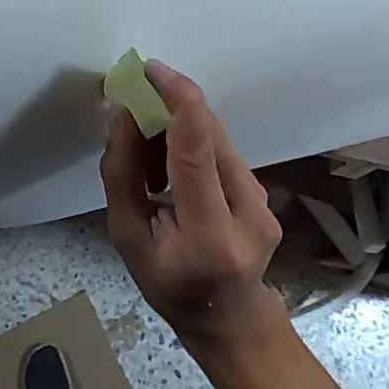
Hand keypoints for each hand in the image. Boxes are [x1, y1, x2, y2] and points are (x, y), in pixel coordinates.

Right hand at [100, 60, 285, 348]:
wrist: (230, 317)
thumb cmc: (168, 284)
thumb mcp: (127, 237)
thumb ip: (122, 173)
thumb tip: (125, 112)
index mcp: (211, 235)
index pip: (197, 151)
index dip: (178, 101)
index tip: (152, 70)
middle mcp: (250, 213)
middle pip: (209, 135)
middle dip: (169, 108)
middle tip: (134, 109)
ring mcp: (265, 202)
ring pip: (217, 138)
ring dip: (177, 130)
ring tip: (149, 163)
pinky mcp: (266, 192)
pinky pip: (223, 151)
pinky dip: (192, 145)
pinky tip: (173, 173)